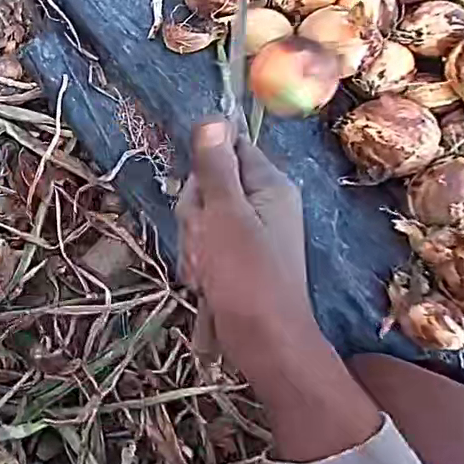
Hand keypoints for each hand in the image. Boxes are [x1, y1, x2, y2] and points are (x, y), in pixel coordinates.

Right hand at [177, 118, 317, 369]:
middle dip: (194, 212)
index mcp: (270, 184)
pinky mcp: (236, 257)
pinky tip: (205, 280)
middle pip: (207, 183)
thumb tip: (212, 118)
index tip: (200, 191)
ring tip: (206, 267)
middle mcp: (262, 202)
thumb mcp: (225, 215)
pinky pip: (203, 243)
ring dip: (193, 242)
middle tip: (204, 239)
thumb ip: (215, 167)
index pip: (229, 146)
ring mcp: (249, 231)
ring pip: (199, 216)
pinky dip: (198, 261)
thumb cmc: (248, 277)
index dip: (205, 165)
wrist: (265, 345)